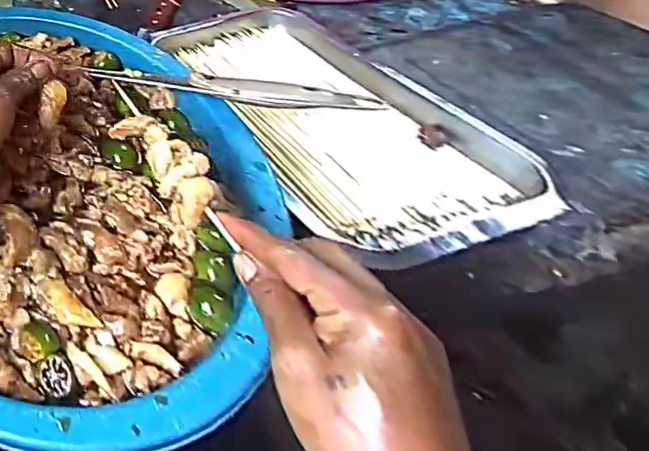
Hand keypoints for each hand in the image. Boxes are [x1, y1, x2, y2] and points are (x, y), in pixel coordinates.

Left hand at [0, 43, 53, 186]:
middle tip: (54, 99)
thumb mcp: (4, 96)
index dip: (33, 59)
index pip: (10, 51)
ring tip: (45, 120)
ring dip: (31, 107)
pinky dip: (20, 121)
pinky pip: (6, 114)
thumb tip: (45, 65)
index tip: (55, 70)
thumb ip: (26, 78)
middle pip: (12, 74)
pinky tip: (33, 132)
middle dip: (34, 87)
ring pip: (12, 96)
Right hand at [222, 217, 467, 450]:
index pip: (296, 258)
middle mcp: (396, 313)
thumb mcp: (296, 371)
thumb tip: (252, 265)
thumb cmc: (357, 448)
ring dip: (308, 275)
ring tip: (274, 289)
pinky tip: (313, 318)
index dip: (256, 237)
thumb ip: (273, 307)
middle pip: (326, 257)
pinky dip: (333, 298)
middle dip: (283, 253)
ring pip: (348, 277)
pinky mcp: (419, 355)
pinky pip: (367, 304)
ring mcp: (413, 334)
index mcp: (366, 313)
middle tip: (247, 257)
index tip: (229, 219)